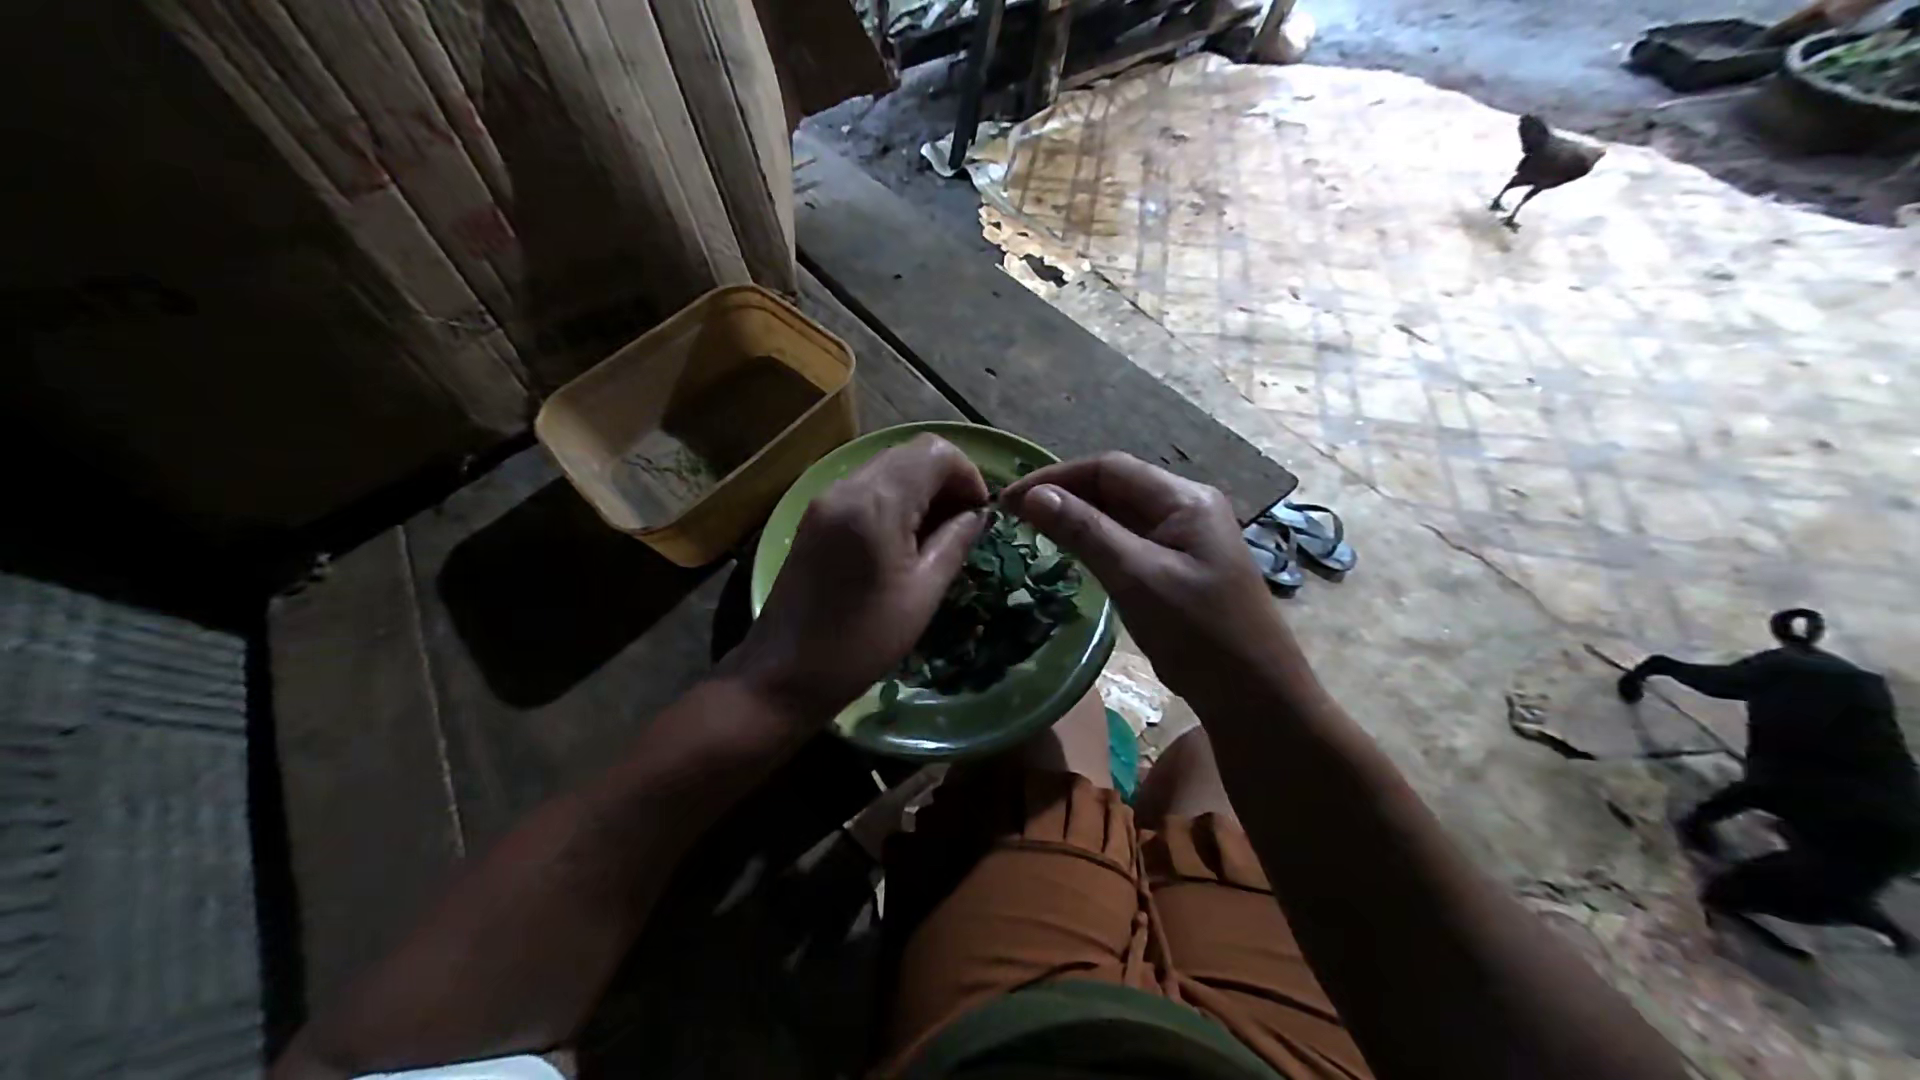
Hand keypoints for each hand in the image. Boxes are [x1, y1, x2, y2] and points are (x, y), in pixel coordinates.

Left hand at [728, 434, 989, 721]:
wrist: (784, 674)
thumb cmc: (863, 641)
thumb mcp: (923, 593)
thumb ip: (955, 541)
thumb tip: (978, 514)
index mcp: (877, 503)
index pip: (936, 452)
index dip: (968, 475)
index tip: (979, 514)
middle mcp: (848, 487)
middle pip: (910, 452)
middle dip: (945, 480)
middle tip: (962, 524)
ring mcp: (826, 499)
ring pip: (887, 467)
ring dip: (920, 488)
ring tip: (936, 534)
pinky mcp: (815, 516)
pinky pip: (865, 488)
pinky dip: (894, 499)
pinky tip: (903, 539)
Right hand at [1000, 453, 1283, 699]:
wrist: (1253, 694)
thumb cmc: (1199, 633)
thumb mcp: (1137, 577)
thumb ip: (1085, 531)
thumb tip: (1033, 496)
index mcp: (1184, 499)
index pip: (1109, 468)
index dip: (1056, 478)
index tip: (1012, 499)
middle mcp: (1185, 507)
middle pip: (1114, 486)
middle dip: (1064, 495)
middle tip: (1015, 517)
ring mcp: (1183, 537)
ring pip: (1118, 513)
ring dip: (1076, 517)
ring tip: (1031, 530)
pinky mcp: (1176, 565)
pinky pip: (1127, 540)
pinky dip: (1094, 541)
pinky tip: (1068, 553)